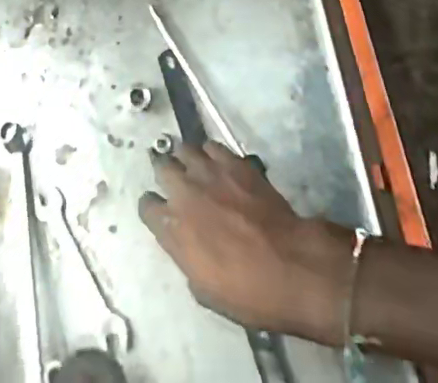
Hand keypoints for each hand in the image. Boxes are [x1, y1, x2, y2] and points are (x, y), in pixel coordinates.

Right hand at [138, 141, 354, 344]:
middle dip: (165, 173)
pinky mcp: (235, 163)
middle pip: (162, 168)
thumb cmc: (248, 291)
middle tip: (175, 181)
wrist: (291, 266)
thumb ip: (186, 257)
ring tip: (194, 166)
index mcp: (173, 229)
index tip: (160, 211)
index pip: (147, 206)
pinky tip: (220, 164)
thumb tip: (187, 243)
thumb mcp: (205, 290)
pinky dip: (212, 153)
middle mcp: (185, 194)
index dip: (152, 208)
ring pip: (185, 149)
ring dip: (186, 158)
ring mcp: (210, 174)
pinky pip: (214, 147)